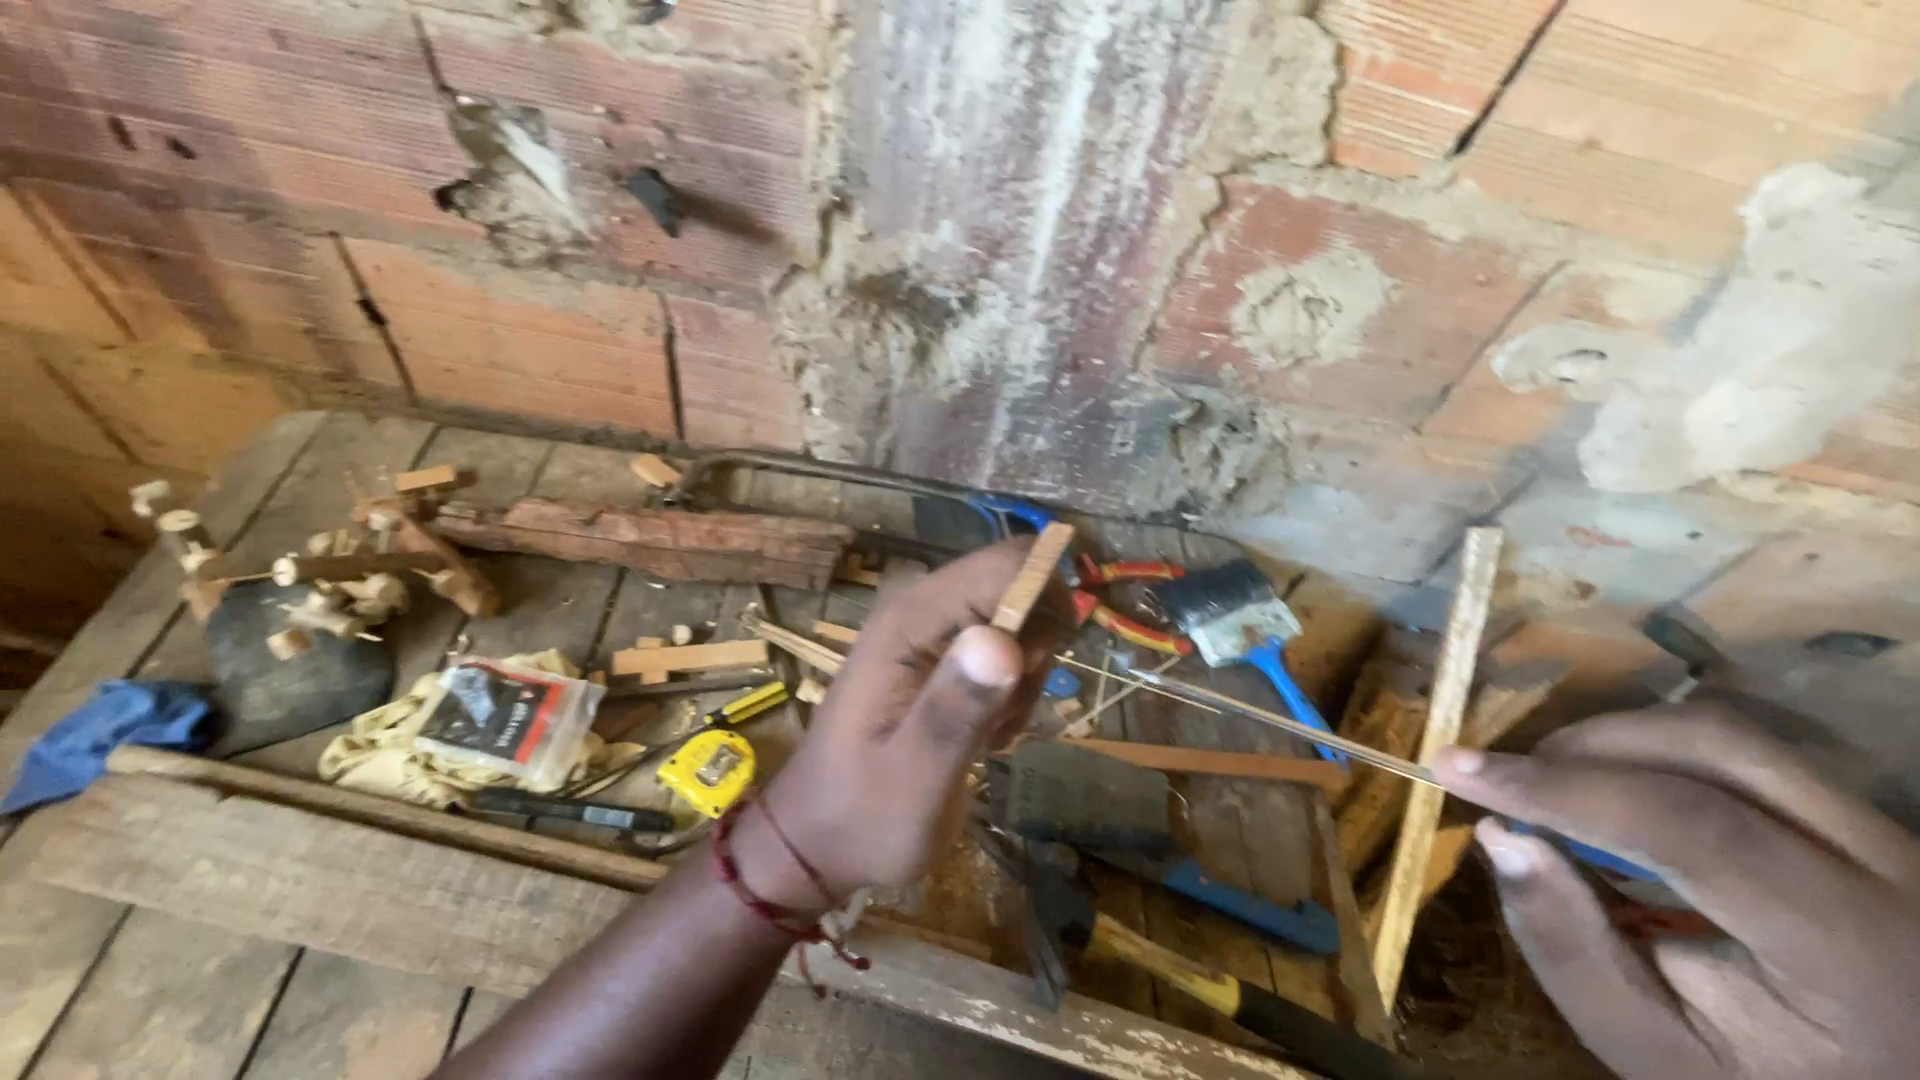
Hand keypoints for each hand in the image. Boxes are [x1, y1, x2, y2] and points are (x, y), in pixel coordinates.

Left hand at [733, 539, 1063, 911]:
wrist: (821, 841)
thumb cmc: (863, 817)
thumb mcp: (914, 779)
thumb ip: (955, 711)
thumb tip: (1004, 641)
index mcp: (910, 620)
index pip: (1006, 564)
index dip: (1042, 606)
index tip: (1030, 676)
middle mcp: (922, 609)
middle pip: (1020, 586)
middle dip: (1036, 648)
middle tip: (1006, 713)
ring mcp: (931, 632)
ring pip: (1021, 621)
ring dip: (1025, 678)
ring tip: (990, 734)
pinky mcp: (941, 657)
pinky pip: (1008, 651)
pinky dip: (1013, 691)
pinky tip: (985, 734)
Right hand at [1434, 704, 1919, 1079]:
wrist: (1880, 1078)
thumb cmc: (1756, 1075)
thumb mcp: (1653, 1049)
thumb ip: (1572, 951)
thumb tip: (1498, 833)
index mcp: (1849, 947)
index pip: (1687, 826)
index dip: (1560, 787)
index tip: (1453, 768)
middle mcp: (1895, 868)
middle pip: (1713, 746)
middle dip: (1583, 747)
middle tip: (1508, 781)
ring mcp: (1888, 830)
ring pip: (1725, 731)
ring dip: (1613, 741)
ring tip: (1557, 789)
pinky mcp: (1861, 814)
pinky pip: (1739, 748)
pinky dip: (1650, 751)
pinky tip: (1615, 793)